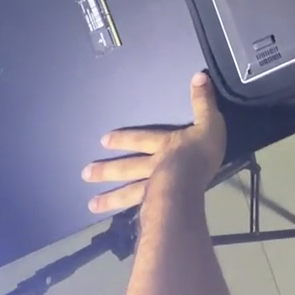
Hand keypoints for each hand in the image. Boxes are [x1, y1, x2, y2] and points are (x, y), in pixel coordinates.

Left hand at [82, 72, 227, 214]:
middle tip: (85, 173)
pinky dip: (127, 213)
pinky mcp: (155, 205)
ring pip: (129, 191)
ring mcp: (153, 187)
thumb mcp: (209, 120)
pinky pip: (138, 209)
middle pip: (129, 166)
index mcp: (167, 144)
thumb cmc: (200, 151)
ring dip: (110, 198)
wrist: (189, 182)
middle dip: (108, 169)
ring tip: (91, 205)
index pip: (143, 138)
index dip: (125, 139)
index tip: (103, 141)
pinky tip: (116, 220)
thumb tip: (199, 75)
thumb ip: (203, 101)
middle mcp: (155, 165)